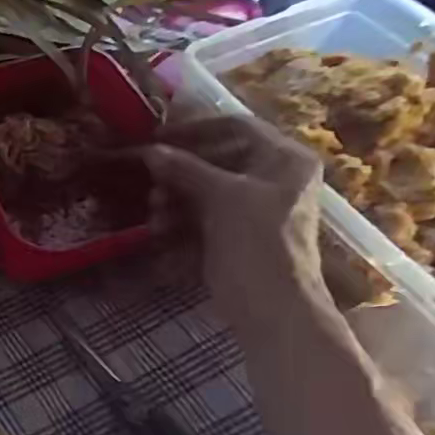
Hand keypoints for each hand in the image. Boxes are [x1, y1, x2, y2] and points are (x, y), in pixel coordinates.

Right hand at [140, 115, 327, 315]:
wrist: (272, 307)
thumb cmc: (258, 244)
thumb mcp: (223, 198)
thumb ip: (186, 169)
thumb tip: (150, 150)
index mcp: (284, 159)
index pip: (235, 127)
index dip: (194, 130)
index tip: (154, 139)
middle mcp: (271, 178)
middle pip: (215, 160)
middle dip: (179, 173)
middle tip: (150, 185)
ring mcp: (252, 208)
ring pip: (203, 190)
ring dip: (174, 199)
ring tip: (155, 216)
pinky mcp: (235, 234)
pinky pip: (201, 217)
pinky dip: (179, 221)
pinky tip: (160, 232)